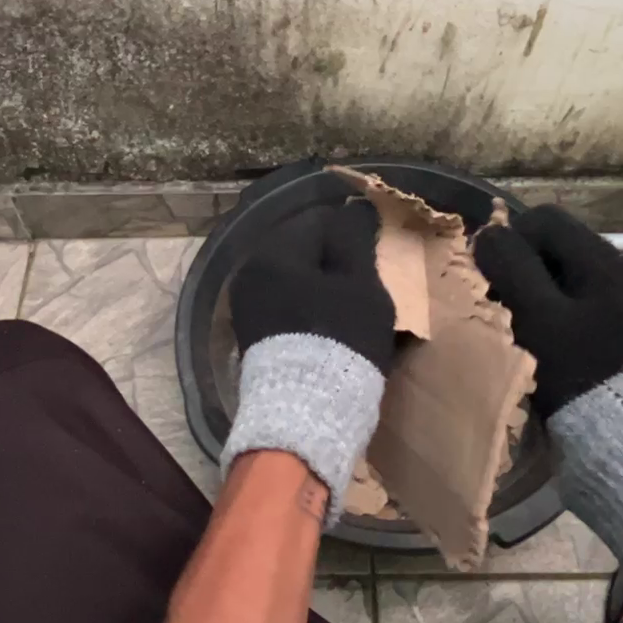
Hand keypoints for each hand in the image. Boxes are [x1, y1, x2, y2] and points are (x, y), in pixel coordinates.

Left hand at [222, 200, 395, 525]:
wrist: (307, 414)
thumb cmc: (339, 341)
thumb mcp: (360, 285)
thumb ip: (356, 241)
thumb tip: (354, 208)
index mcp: (273, 253)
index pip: (319, 223)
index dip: (352, 234)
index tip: (376, 255)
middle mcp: (249, 274)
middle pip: (302, 253)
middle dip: (334, 262)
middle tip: (367, 282)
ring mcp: (247, 308)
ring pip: (295, 281)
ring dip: (323, 288)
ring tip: (353, 308)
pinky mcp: (252, 337)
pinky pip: (286, 308)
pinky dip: (309, 311)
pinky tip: (331, 328)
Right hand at [473, 205, 622, 565]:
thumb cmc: (583, 378)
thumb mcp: (538, 318)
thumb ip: (511, 268)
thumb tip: (488, 233)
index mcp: (608, 264)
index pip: (546, 220)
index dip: (508, 239)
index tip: (488, 277)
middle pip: (560, 251)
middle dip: (524, 272)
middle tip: (502, 309)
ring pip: (572, 284)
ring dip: (541, 299)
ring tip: (524, 334)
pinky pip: (589, 314)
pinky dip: (563, 323)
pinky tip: (552, 354)